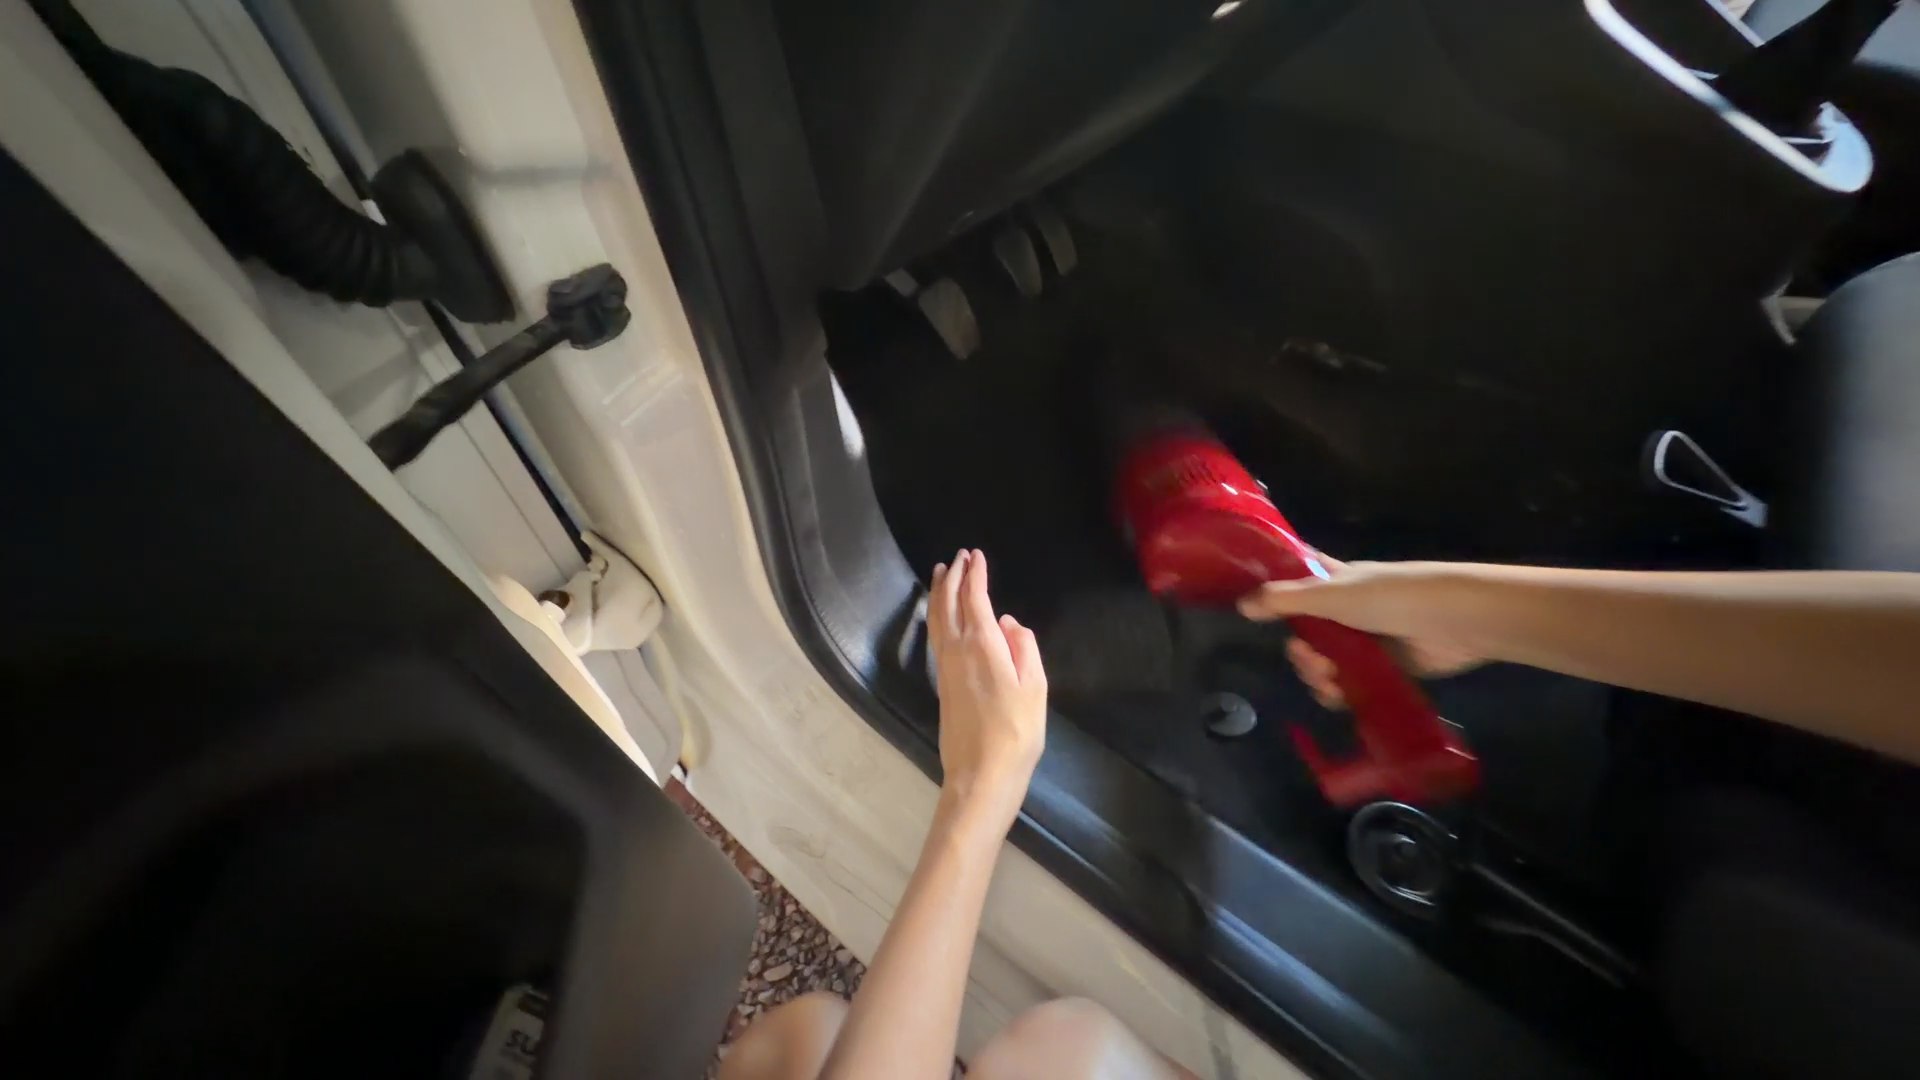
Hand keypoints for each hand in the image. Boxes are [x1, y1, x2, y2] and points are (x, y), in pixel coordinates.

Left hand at [928, 549, 1046, 823]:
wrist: (981, 774)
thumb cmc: (1016, 731)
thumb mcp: (1035, 687)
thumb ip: (1024, 647)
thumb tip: (1009, 622)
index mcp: (982, 645)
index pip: (974, 599)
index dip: (974, 574)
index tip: (976, 555)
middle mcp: (956, 650)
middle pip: (948, 604)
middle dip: (952, 577)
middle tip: (958, 557)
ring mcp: (945, 667)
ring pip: (936, 619)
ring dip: (938, 593)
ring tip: (940, 574)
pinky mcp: (941, 683)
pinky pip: (935, 636)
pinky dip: (936, 615)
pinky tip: (940, 615)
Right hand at [1238, 558, 1483, 709]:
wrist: (1459, 621)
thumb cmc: (1393, 596)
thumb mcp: (1331, 594)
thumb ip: (1284, 600)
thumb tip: (1241, 605)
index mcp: (1331, 583)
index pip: (1292, 584)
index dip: (1272, 596)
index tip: (1257, 613)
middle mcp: (1343, 611)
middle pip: (1302, 635)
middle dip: (1300, 652)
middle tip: (1310, 658)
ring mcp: (1363, 642)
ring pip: (1322, 663)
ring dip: (1316, 675)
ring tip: (1328, 680)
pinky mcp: (1381, 670)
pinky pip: (1347, 685)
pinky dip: (1338, 693)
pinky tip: (1339, 695)